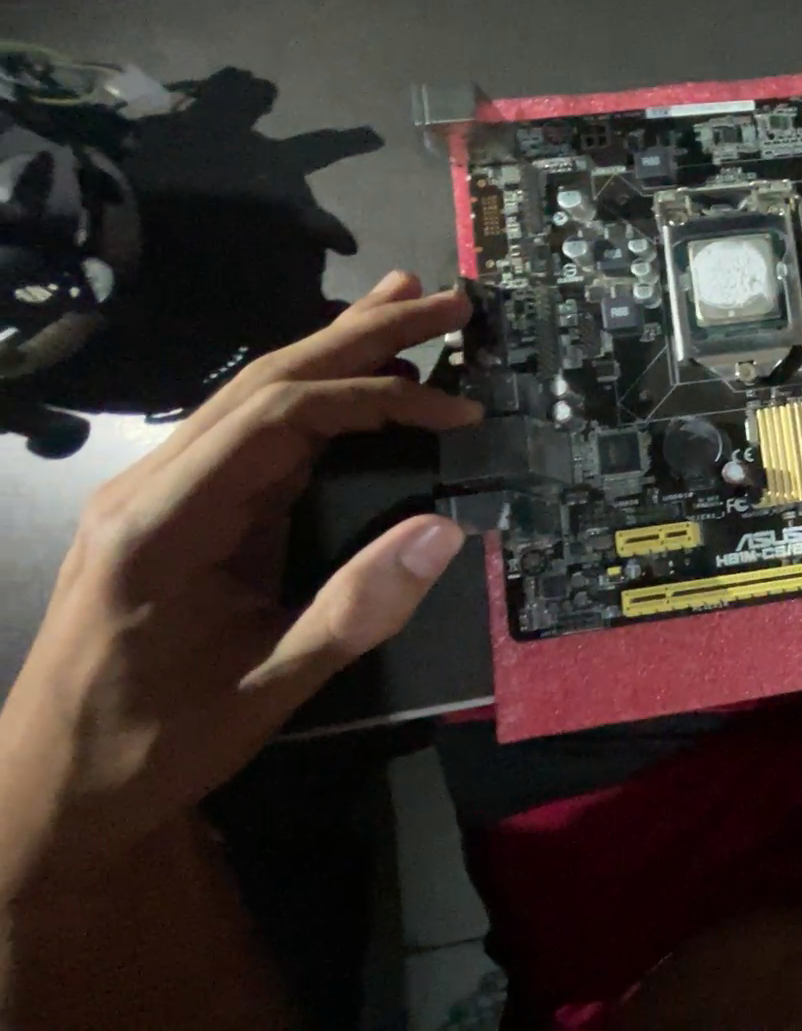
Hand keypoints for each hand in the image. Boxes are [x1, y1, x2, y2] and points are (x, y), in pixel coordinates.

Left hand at [0, 272, 480, 882]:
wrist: (57, 783)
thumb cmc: (160, 738)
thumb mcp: (269, 687)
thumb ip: (355, 610)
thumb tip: (446, 530)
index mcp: (168, 523)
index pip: (282, 418)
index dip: (379, 398)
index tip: (461, 408)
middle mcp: (159, 487)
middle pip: (267, 380)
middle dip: (362, 334)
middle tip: (444, 301)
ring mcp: (167, 492)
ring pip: (258, 393)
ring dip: (338, 347)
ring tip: (406, 310)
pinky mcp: (187, 508)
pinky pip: (260, 429)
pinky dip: (321, 393)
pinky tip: (357, 381)